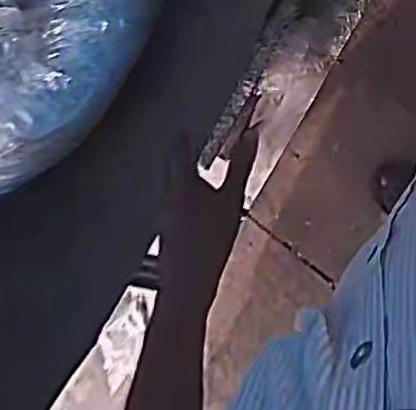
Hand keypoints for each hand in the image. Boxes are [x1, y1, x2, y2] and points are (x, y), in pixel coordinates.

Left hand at [155, 120, 258, 313]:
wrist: (186, 290)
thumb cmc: (210, 242)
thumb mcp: (232, 201)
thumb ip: (240, 165)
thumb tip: (250, 134)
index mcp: (181, 182)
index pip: (180, 147)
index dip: (188, 134)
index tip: (198, 125)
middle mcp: (167, 194)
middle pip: (172, 164)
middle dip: (184, 152)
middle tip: (202, 142)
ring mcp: (164, 215)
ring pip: (173, 184)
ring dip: (187, 173)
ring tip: (206, 169)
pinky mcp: (166, 231)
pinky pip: (175, 201)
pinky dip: (187, 193)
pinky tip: (201, 204)